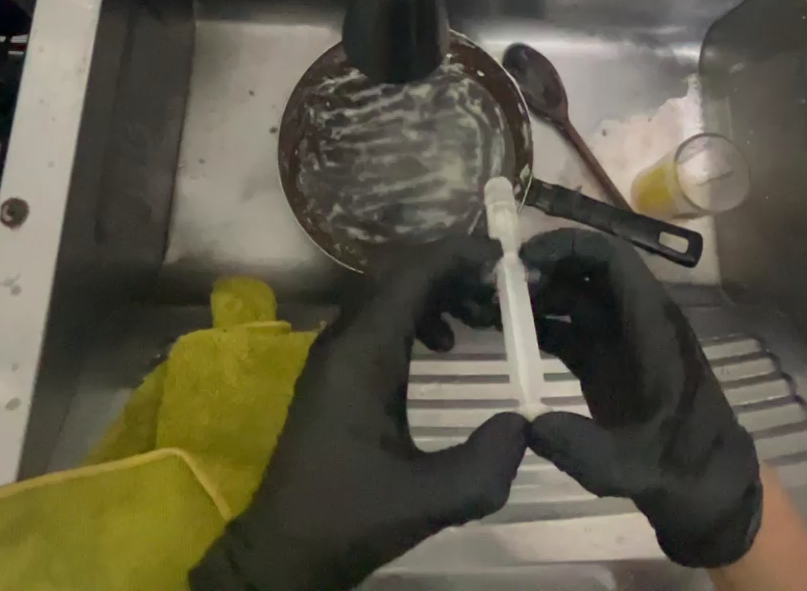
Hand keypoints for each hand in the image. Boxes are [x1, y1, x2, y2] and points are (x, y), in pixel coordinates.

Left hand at [190, 235, 528, 590]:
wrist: (282, 550)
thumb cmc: (345, 519)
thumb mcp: (422, 502)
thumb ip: (481, 466)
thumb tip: (524, 422)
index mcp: (361, 353)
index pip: (410, 273)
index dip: (457, 255)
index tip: (504, 258)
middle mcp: (345, 338)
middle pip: (401, 273)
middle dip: (454, 268)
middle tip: (502, 285)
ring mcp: (338, 351)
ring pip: (391, 291)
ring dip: (438, 288)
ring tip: (484, 310)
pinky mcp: (340, 368)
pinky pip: (383, 316)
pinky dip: (420, 312)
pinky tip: (445, 344)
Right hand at [522, 228, 761, 568]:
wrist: (708, 488)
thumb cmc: (681, 467)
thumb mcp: (630, 464)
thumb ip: (578, 444)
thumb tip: (526, 421)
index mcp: (651, 323)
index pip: (612, 259)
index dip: (570, 247)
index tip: (525, 259)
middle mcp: (634, 320)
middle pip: (588, 271)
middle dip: (545, 268)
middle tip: (499, 283)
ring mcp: (619, 341)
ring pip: (575, 298)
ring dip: (537, 296)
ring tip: (493, 307)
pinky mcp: (605, 363)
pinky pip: (569, 330)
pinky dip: (539, 327)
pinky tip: (507, 336)